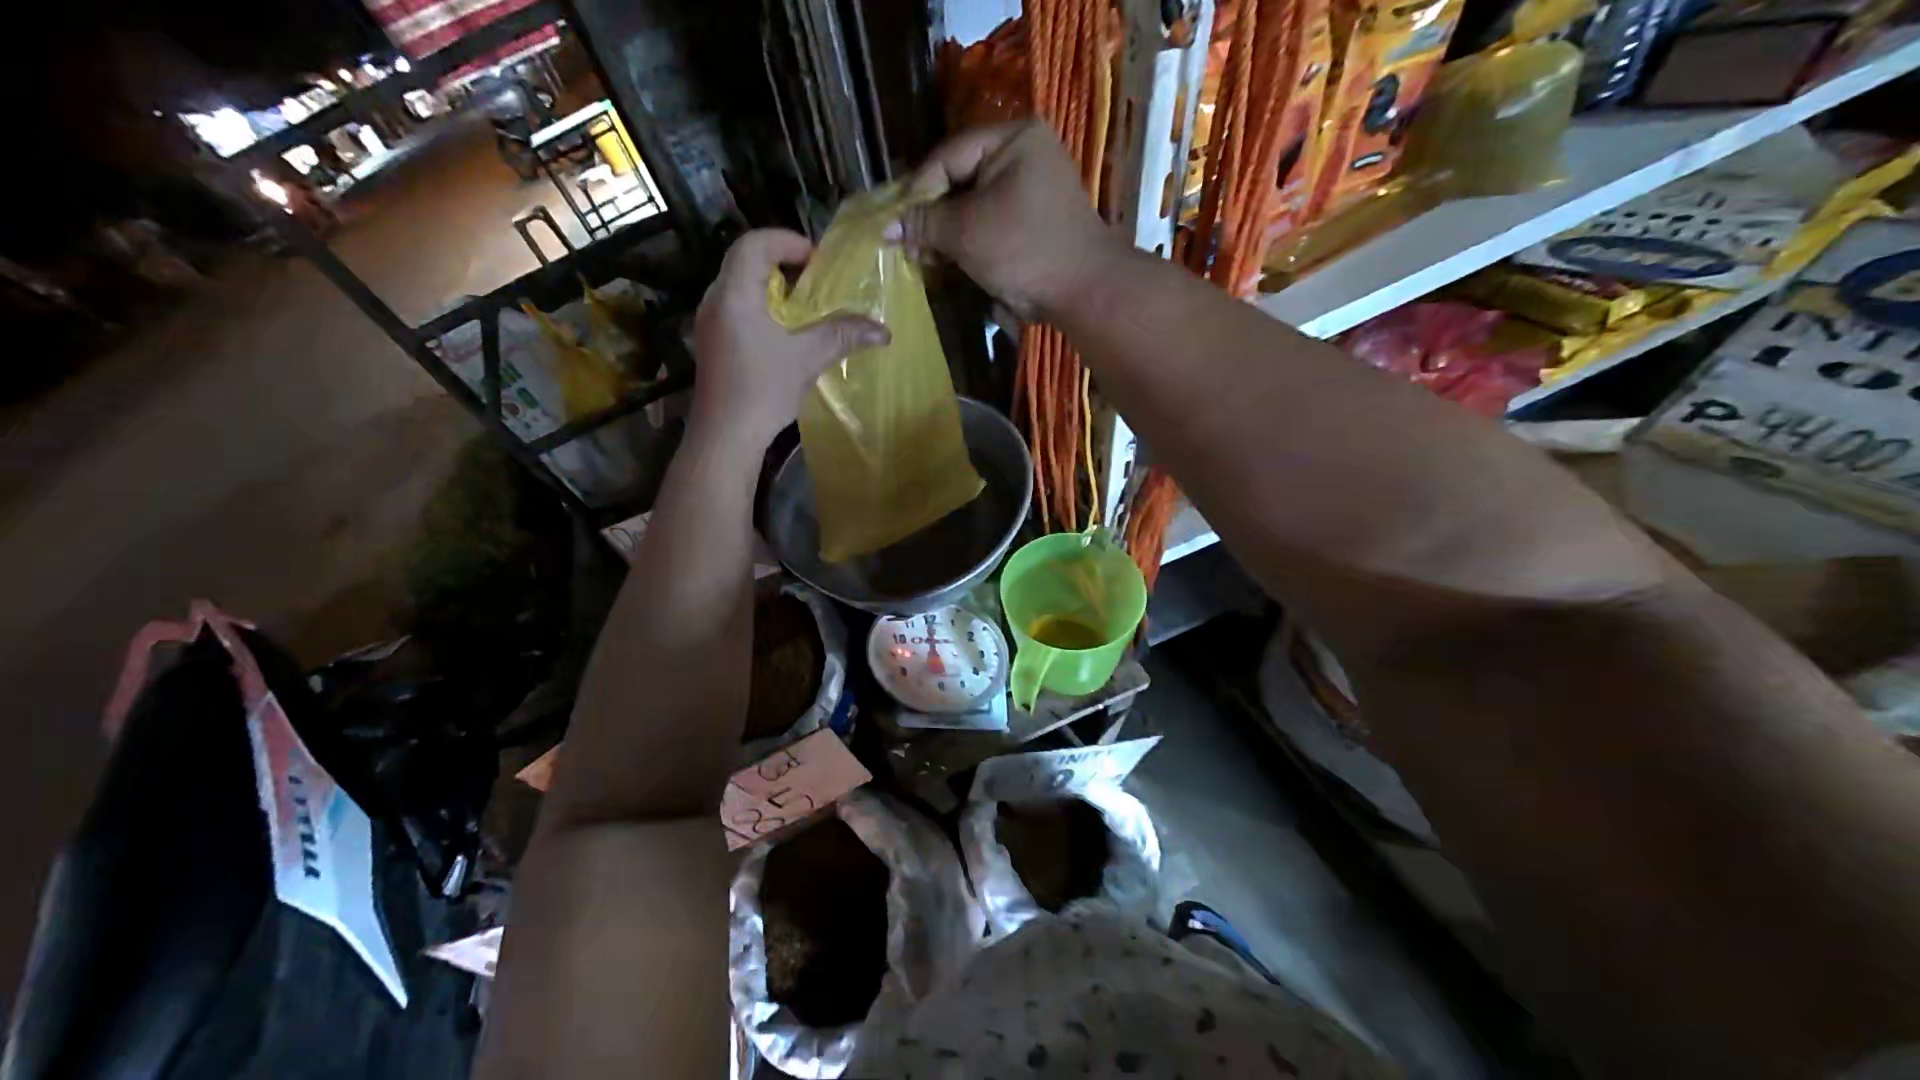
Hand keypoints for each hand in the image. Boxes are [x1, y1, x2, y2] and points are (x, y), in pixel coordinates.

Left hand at [691, 229, 889, 446]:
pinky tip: (784, 334)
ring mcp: (710, 323)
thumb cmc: (762, 390)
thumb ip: (842, 336)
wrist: (724, 436)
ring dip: (771, 287)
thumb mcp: (807, 358)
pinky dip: (761, 308)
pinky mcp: (713, 344)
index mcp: (734, 293)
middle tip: (814, 280)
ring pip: (739, 286)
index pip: (755, 244)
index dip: (787, 241)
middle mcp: (716, 300)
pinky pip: (737, 309)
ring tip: (803, 306)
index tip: (817, 260)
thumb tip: (882, 330)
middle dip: (782, 263)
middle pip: (745, 261)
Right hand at [898, 122, 1121, 316]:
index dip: (916, 192)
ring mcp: (1033, 189)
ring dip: (947, 233)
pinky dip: (970, 241)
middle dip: (931, 215)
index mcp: (1014, 138)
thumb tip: (888, 226)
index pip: (948, 156)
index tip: (893, 225)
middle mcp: (1026, 154)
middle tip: (907, 246)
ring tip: (925, 258)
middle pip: (960, 178)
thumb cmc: (1025, 251)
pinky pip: (992, 222)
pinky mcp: (1036, 222)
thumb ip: (924, 223)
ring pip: (974, 204)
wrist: (1085, 292)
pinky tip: (951, 261)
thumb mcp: (967, 233)